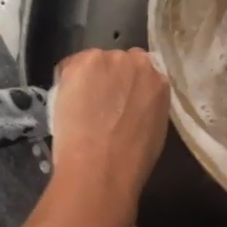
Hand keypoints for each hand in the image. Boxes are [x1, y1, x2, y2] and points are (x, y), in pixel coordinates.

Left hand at [49, 48, 168, 209]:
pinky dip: (69, 80)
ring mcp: (107, 59)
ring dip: (90, 77)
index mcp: (158, 79)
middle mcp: (136, 61)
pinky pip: (72, 66)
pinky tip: (68, 101)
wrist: (101, 167)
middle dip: (110, 77)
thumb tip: (134, 103)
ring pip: (95, 62)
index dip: (127, 84)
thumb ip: (148, 104)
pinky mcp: (81, 63)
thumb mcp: (155, 128)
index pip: (142, 70)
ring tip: (81, 103)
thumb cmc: (132, 160)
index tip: (119, 98)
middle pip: (119, 61)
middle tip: (100, 101)